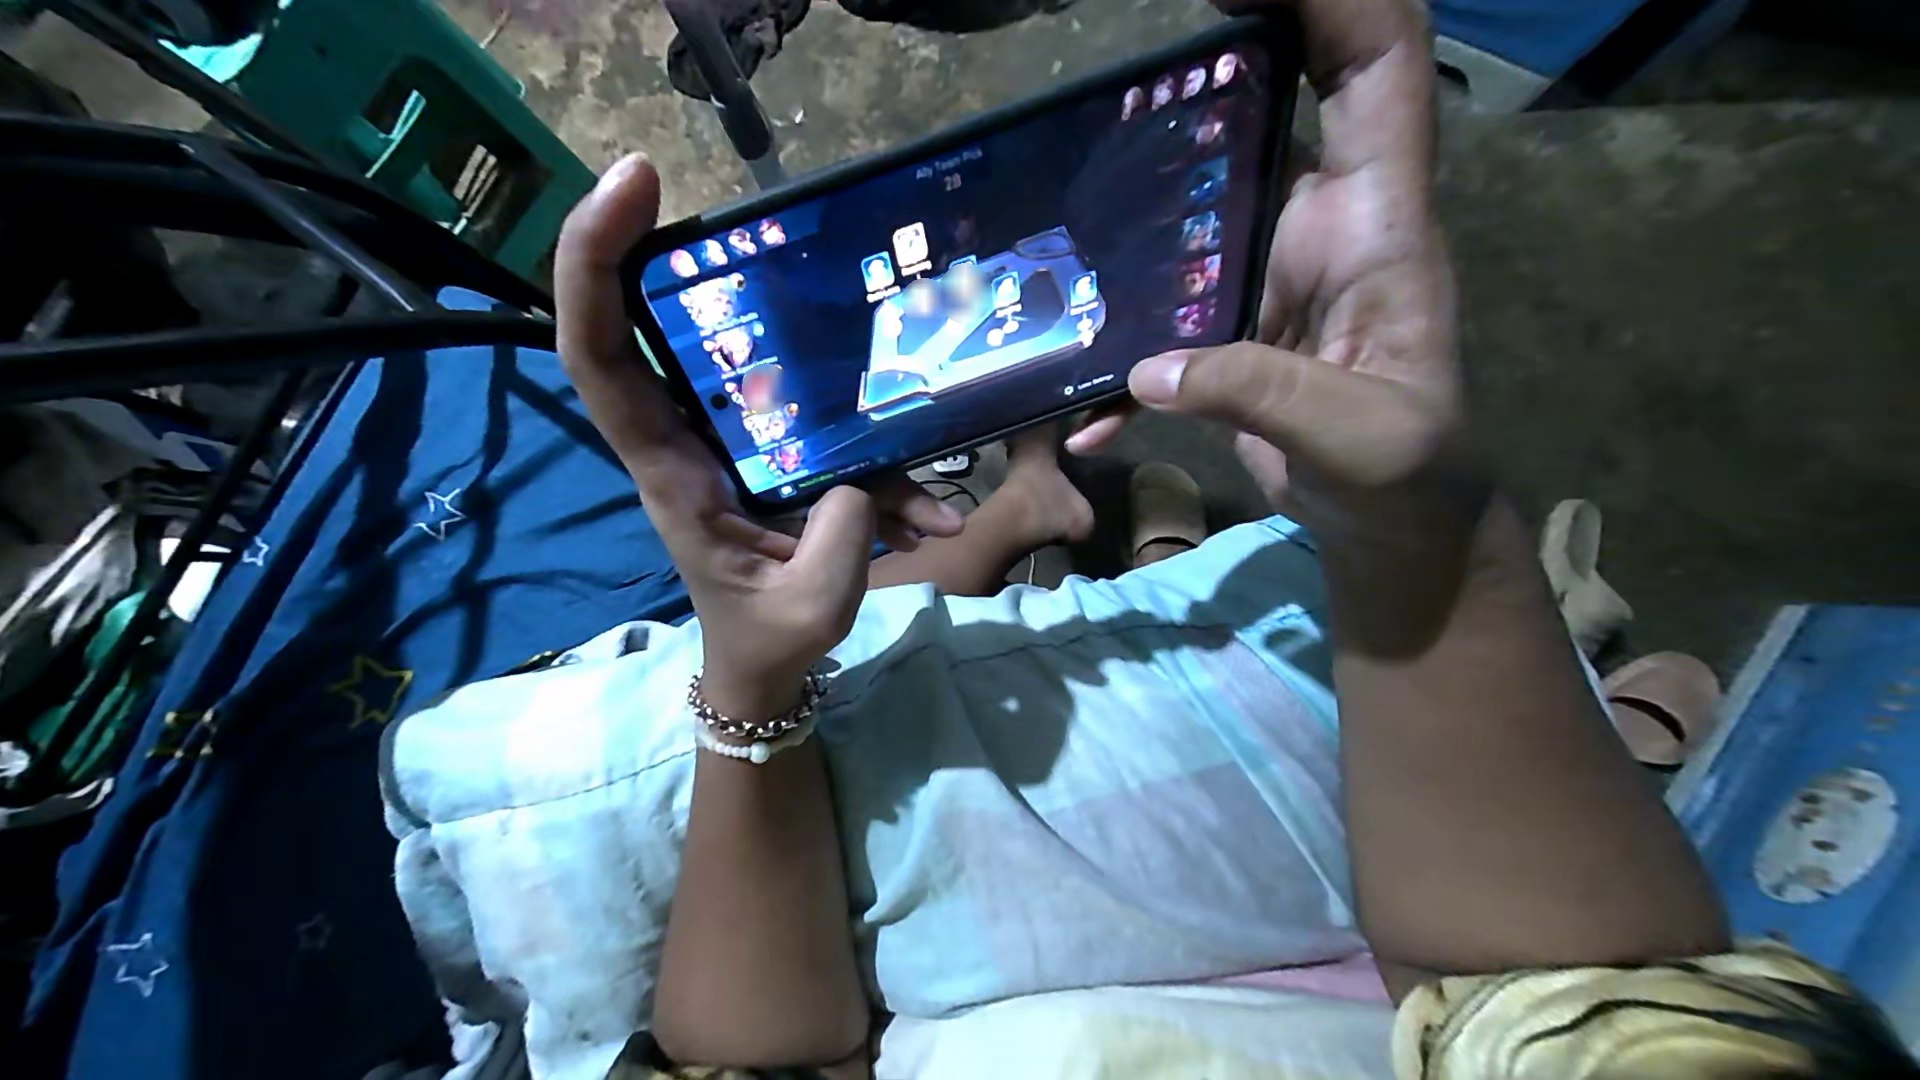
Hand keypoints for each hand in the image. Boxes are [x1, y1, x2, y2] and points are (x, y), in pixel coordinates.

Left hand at [555, 156, 963, 714]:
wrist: (768, 667)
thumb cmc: (770, 639)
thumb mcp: (810, 601)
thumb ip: (841, 534)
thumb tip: (866, 477)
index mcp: (673, 474)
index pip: (601, 358)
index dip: (595, 267)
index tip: (633, 186)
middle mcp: (695, 447)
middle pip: (672, 338)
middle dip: (702, 271)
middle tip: (769, 223)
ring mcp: (746, 453)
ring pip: (779, 390)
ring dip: (848, 401)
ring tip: (915, 455)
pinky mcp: (789, 467)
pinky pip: (839, 445)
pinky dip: (890, 476)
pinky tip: (934, 519)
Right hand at [1070, 0, 1467, 540]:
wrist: (1388, 520)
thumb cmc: (1405, 471)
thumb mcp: (1351, 433)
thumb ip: (1259, 392)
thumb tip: (1148, 372)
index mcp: (1374, 227)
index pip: (1376, 69)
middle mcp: (1317, 236)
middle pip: (1269, 120)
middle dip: (1208, 80)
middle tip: (1122, 86)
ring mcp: (1264, 289)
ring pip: (1199, 221)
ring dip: (1138, 217)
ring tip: (1068, 219)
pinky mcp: (1228, 342)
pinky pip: (1167, 328)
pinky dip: (1126, 367)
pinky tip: (1090, 410)